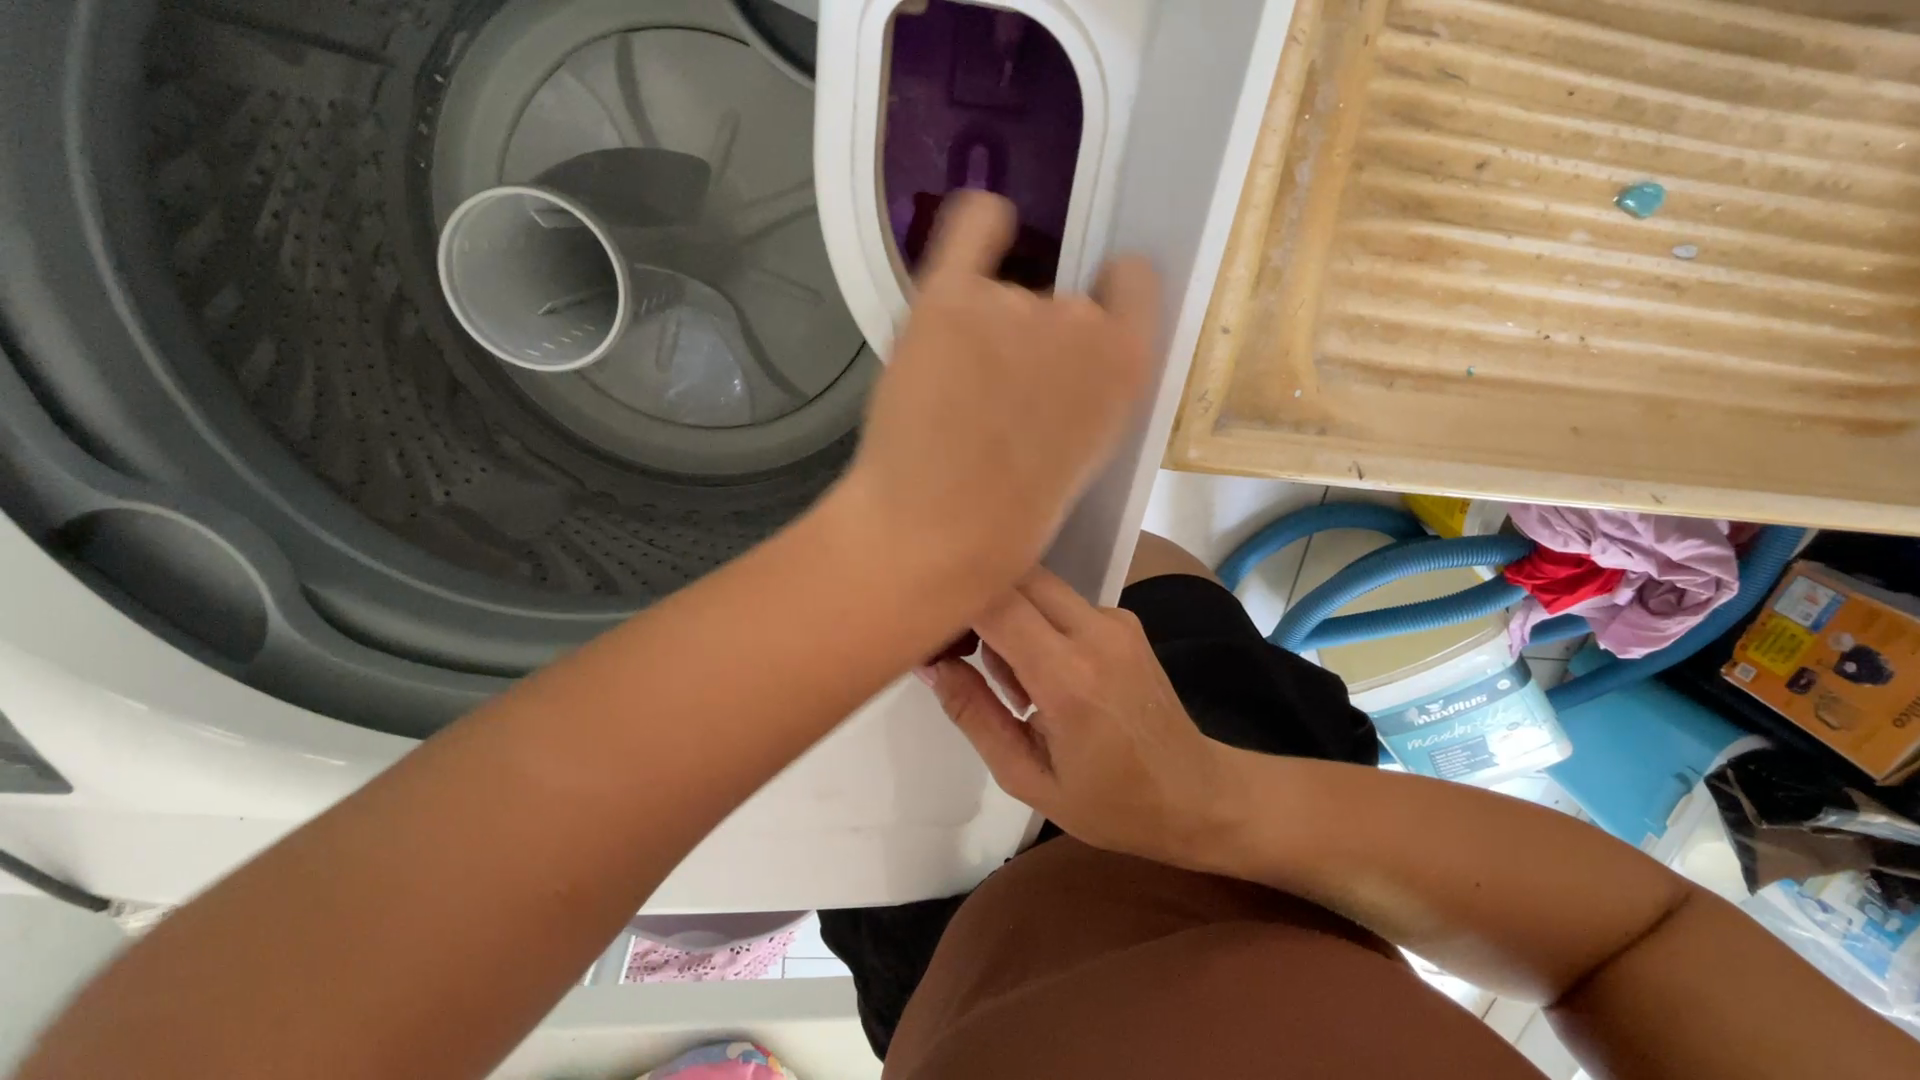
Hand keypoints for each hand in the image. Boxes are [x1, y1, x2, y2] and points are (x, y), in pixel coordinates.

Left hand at [845, 192, 1160, 595]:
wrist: (935, 534)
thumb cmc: (1013, 517)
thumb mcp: (1087, 454)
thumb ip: (1094, 393)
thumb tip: (1074, 361)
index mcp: (1129, 364)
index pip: (1134, 284)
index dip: (1109, 300)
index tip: (1086, 324)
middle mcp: (1080, 318)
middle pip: (1064, 299)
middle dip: (1039, 336)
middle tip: (1002, 391)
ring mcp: (1011, 303)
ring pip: (1007, 291)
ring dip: (990, 325)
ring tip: (957, 389)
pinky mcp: (948, 297)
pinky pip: (974, 224)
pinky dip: (980, 226)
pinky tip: (981, 236)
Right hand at [919, 567, 1242, 867]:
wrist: (1199, 795)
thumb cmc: (1111, 803)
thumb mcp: (1026, 777)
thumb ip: (974, 715)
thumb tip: (930, 663)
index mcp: (1067, 676)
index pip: (995, 604)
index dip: (954, 605)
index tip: (932, 634)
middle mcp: (1095, 631)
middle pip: (1016, 578)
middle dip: (980, 603)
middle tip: (965, 656)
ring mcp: (1116, 619)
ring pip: (1038, 586)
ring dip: (1009, 617)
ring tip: (1014, 685)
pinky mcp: (1126, 620)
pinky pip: (1062, 603)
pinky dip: (1038, 625)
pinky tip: (1047, 677)